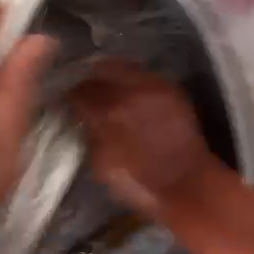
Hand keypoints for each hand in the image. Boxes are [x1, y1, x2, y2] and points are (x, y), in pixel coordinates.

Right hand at [69, 61, 215, 215]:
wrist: (186, 185)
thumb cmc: (139, 184)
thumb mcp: (101, 164)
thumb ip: (90, 135)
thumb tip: (84, 120)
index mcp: (106, 113)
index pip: (79, 92)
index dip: (70, 96)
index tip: (67, 102)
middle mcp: (129, 92)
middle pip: (100, 71)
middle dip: (90, 79)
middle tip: (85, 89)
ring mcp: (153, 87)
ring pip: (125, 67)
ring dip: (112, 75)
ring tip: (107, 86)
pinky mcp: (172, 90)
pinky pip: (145, 76)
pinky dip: (134, 80)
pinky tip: (131, 91)